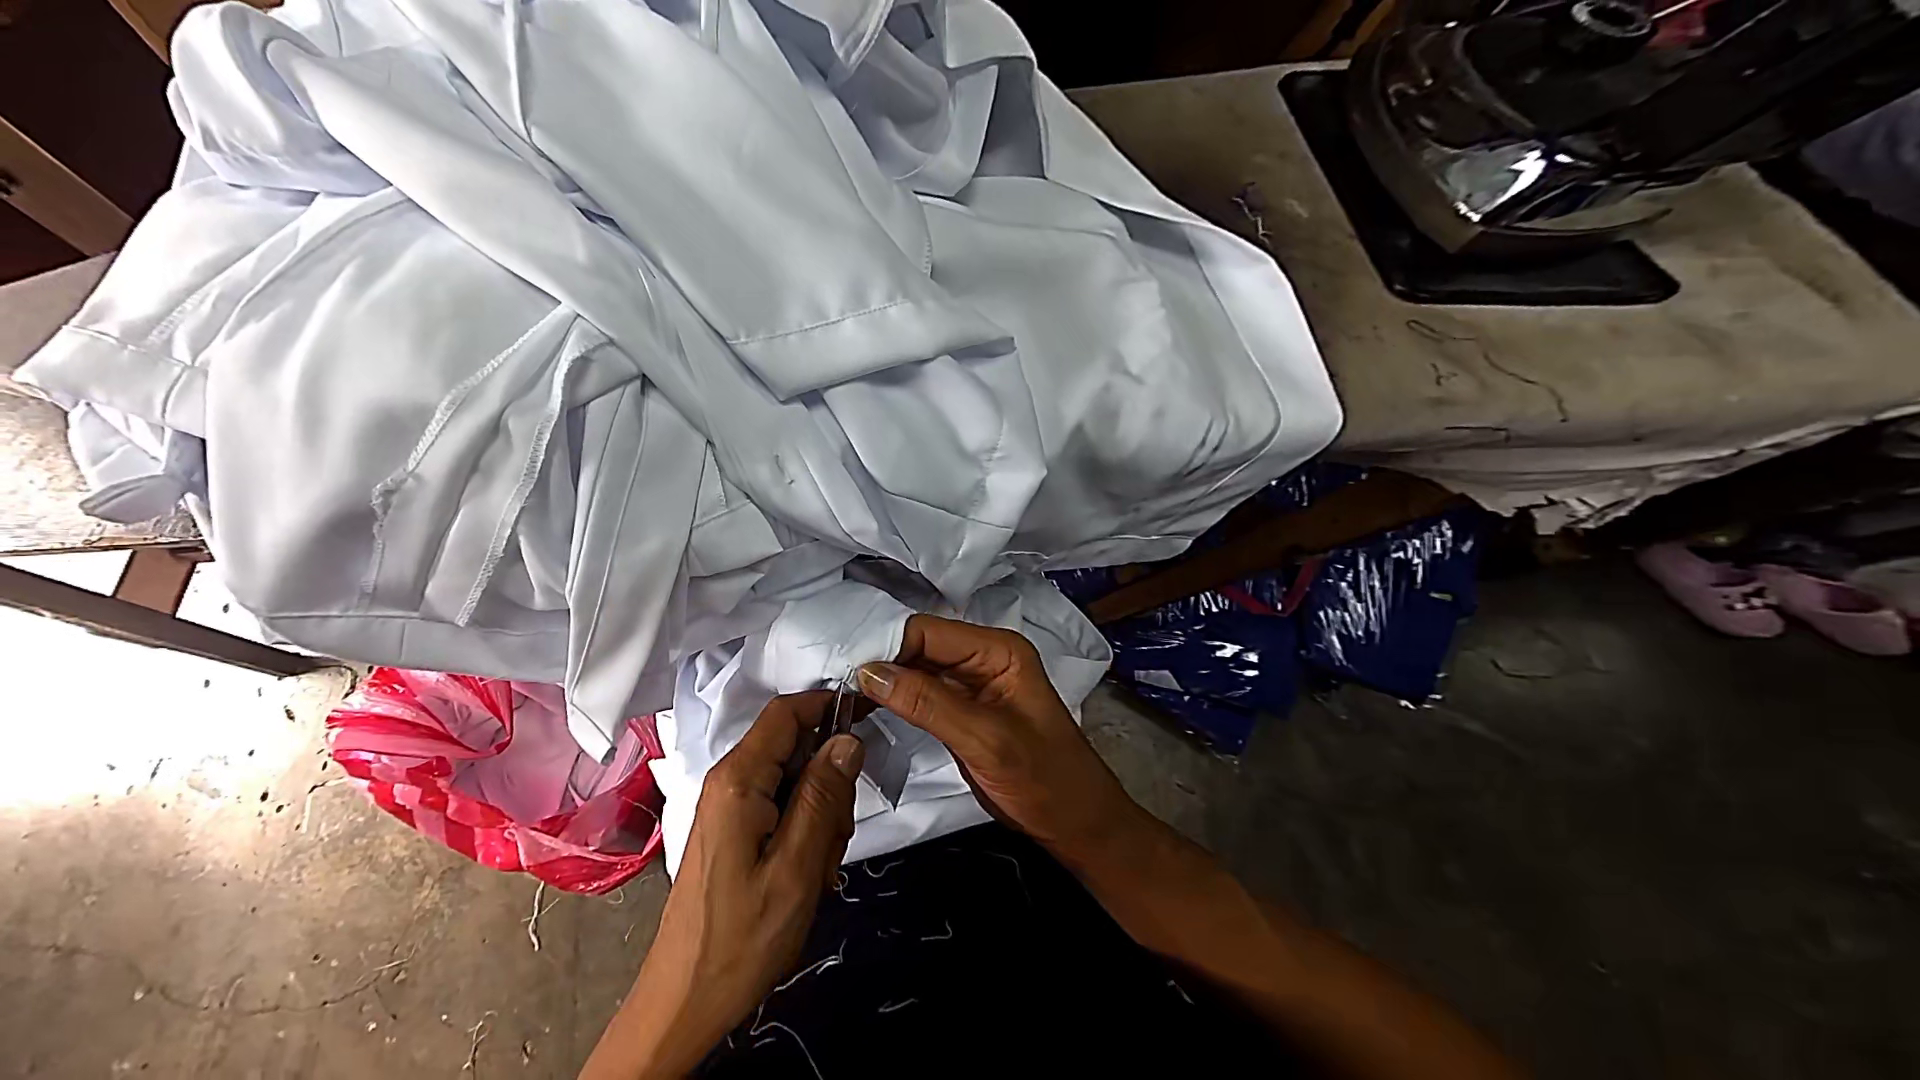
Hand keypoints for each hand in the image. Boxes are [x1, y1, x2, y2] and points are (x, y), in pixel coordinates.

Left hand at [582, 692, 862, 1079]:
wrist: (686, 999)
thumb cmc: (740, 938)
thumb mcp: (796, 868)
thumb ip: (824, 797)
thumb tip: (848, 740)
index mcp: (738, 781)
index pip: (787, 712)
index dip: (830, 705)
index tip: (870, 719)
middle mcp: (730, 782)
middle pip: (797, 746)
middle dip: (830, 779)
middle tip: (835, 834)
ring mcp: (732, 806)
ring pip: (797, 778)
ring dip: (822, 812)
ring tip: (818, 864)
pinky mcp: (736, 828)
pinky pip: (785, 806)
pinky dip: (807, 830)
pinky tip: (807, 871)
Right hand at [856, 614, 1145, 859]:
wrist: (1076, 823)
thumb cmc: (1044, 779)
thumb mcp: (986, 740)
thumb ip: (928, 703)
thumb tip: (868, 671)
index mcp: (998, 649)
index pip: (928, 632)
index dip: (887, 647)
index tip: (845, 671)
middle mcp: (983, 657)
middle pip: (920, 647)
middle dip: (881, 663)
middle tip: (835, 685)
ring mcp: (972, 684)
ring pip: (917, 670)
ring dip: (885, 682)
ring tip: (842, 696)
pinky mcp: (962, 710)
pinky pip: (922, 694)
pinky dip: (897, 701)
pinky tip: (868, 709)